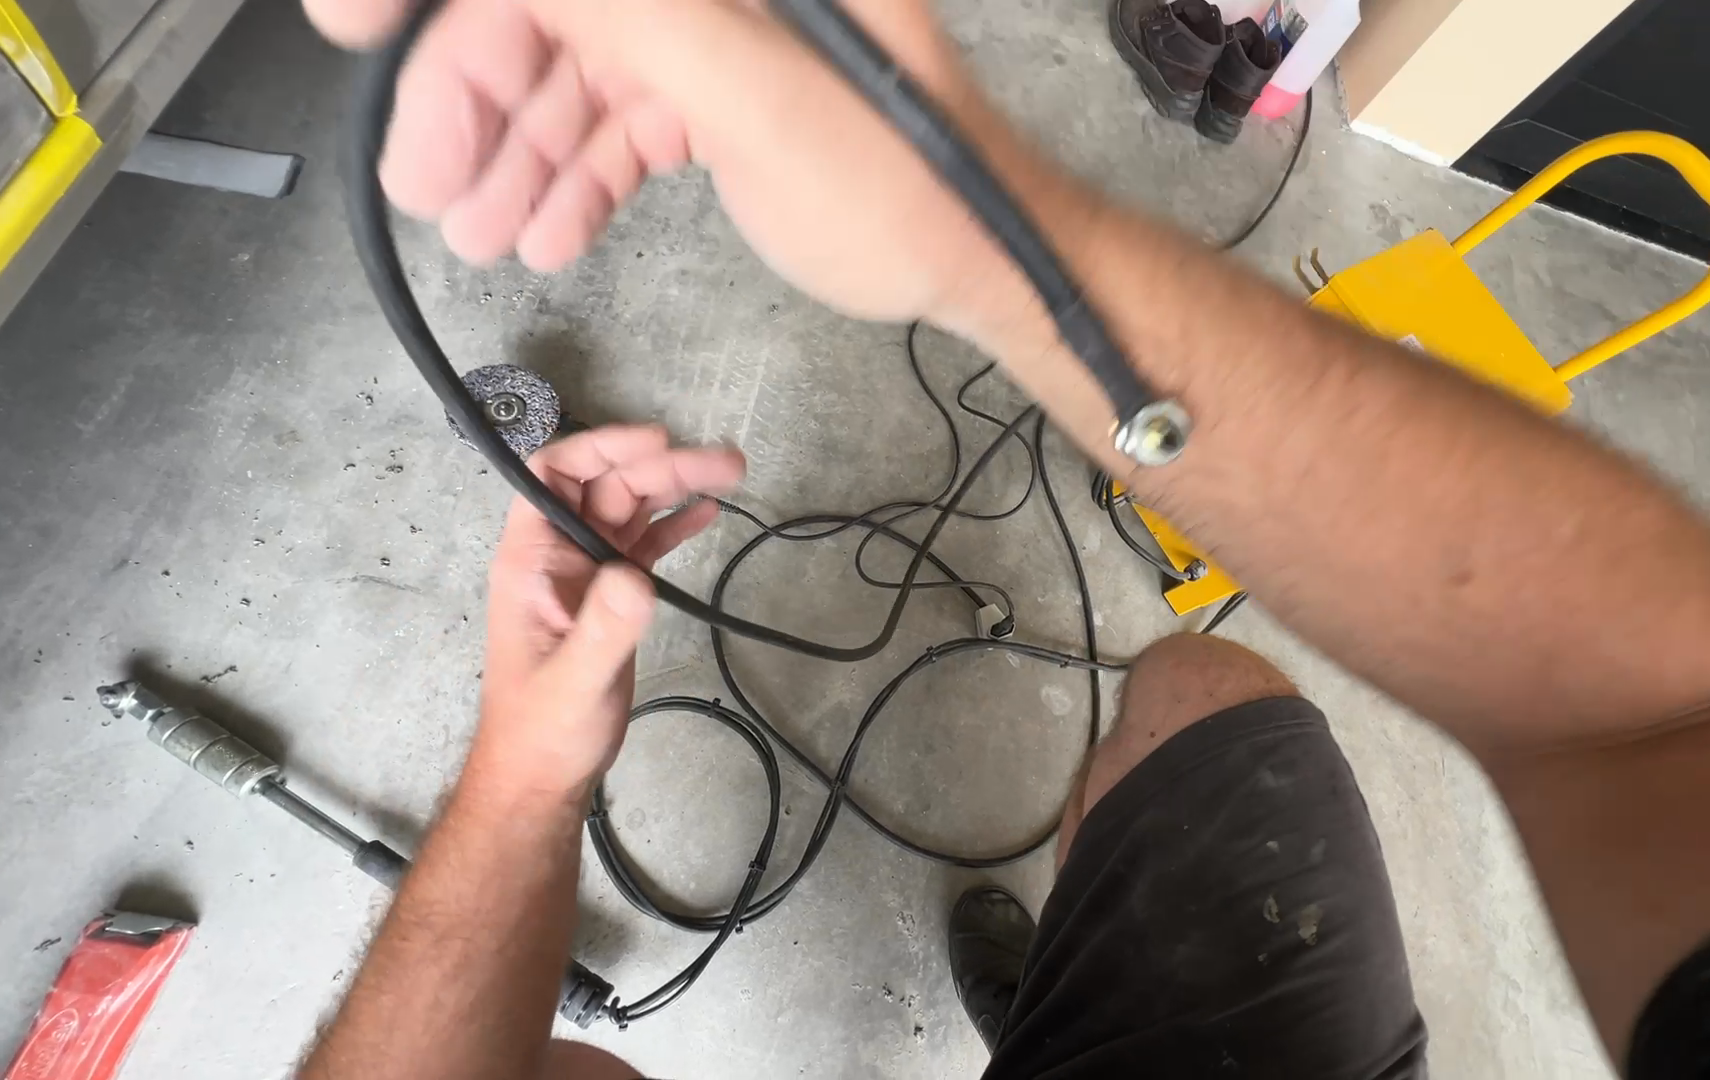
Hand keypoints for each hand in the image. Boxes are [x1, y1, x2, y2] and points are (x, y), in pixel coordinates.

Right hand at [304, 0, 1035, 327]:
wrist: (974, 265)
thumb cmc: (900, 193)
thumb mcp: (755, 97)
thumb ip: (624, 8)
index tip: (352, 31)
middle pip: (562, 15)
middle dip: (483, 100)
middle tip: (429, 187)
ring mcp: (724, 41)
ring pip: (590, 79)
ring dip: (527, 156)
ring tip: (478, 231)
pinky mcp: (732, 105)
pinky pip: (635, 128)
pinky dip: (590, 179)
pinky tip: (550, 231)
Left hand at [472, 425, 743, 799]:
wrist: (545, 772)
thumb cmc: (545, 728)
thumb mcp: (574, 681)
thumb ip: (604, 627)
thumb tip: (638, 575)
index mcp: (534, 557)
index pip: (556, 477)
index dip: (602, 448)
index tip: (657, 440)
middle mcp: (561, 553)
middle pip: (610, 487)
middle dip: (664, 468)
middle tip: (726, 464)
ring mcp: (591, 573)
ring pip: (633, 510)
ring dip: (678, 489)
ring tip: (732, 476)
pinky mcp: (616, 594)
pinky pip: (647, 544)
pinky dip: (676, 525)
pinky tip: (708, 514)